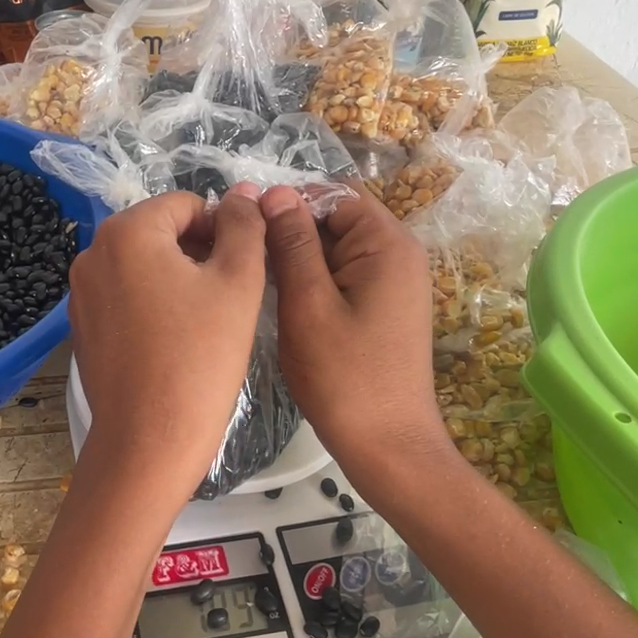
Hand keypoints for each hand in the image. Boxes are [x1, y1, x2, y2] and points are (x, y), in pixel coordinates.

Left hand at [69, 185, 268, 498]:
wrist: (149, 441)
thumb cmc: (200, 359)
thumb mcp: (237, 283)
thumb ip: (244, 226)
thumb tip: (244, 193)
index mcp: (126, 231)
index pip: (186, 203)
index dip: (223, 227)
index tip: (245, 268)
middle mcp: (91, 253)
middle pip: (161, 231)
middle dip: (199, 252)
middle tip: (231, 295)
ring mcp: (81, 293)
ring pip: (143, 265)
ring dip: (179, 278)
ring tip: (207, 320)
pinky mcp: (83, 327)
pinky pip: (125, 297)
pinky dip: (153, 305)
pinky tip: (176, 340)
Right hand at [260, 185, 450, 475]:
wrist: (386, 446)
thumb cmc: (344, 376)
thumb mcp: (308, 304)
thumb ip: (292, 244)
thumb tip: (274, 192)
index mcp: (386, 244)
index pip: (333, 194)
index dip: (288, 203)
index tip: (244, 227)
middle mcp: (396, 255)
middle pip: (334, 220)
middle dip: (289, 232)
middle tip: (242, 257)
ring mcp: (390, 284)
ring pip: (332, 252)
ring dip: (295, 260)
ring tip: (253, 279)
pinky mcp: (379, 309)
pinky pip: (339, 278)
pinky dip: (309, 284)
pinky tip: (280, 303)